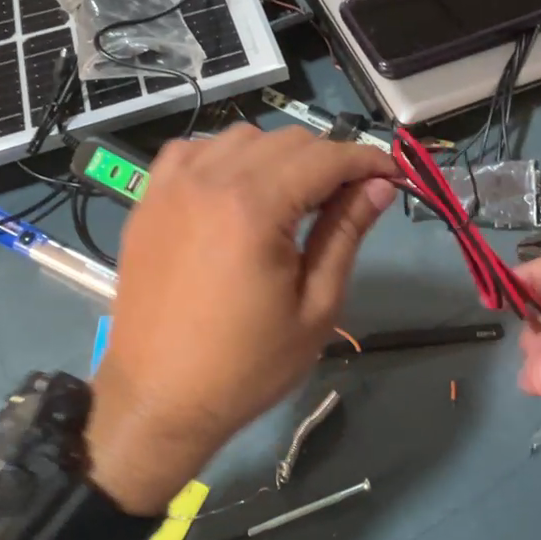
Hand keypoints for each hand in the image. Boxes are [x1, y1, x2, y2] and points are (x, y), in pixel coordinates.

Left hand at [85, 126, 398, 514]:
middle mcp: (211, 180)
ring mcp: (173, 185)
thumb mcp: (315, 307)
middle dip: (329, 160)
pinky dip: (225, 157)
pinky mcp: (150, 199)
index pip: (326, 157)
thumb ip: (346, 234)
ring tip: (293, 198)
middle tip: (349, 198)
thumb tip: (379, 186)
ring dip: (279, 156)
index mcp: (255, 207)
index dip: (366, 160)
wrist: (157, 402)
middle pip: (289, 141)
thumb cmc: (245, 366)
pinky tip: (235, 190)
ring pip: (245, 137)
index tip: (390, 175)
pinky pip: (196, 150)